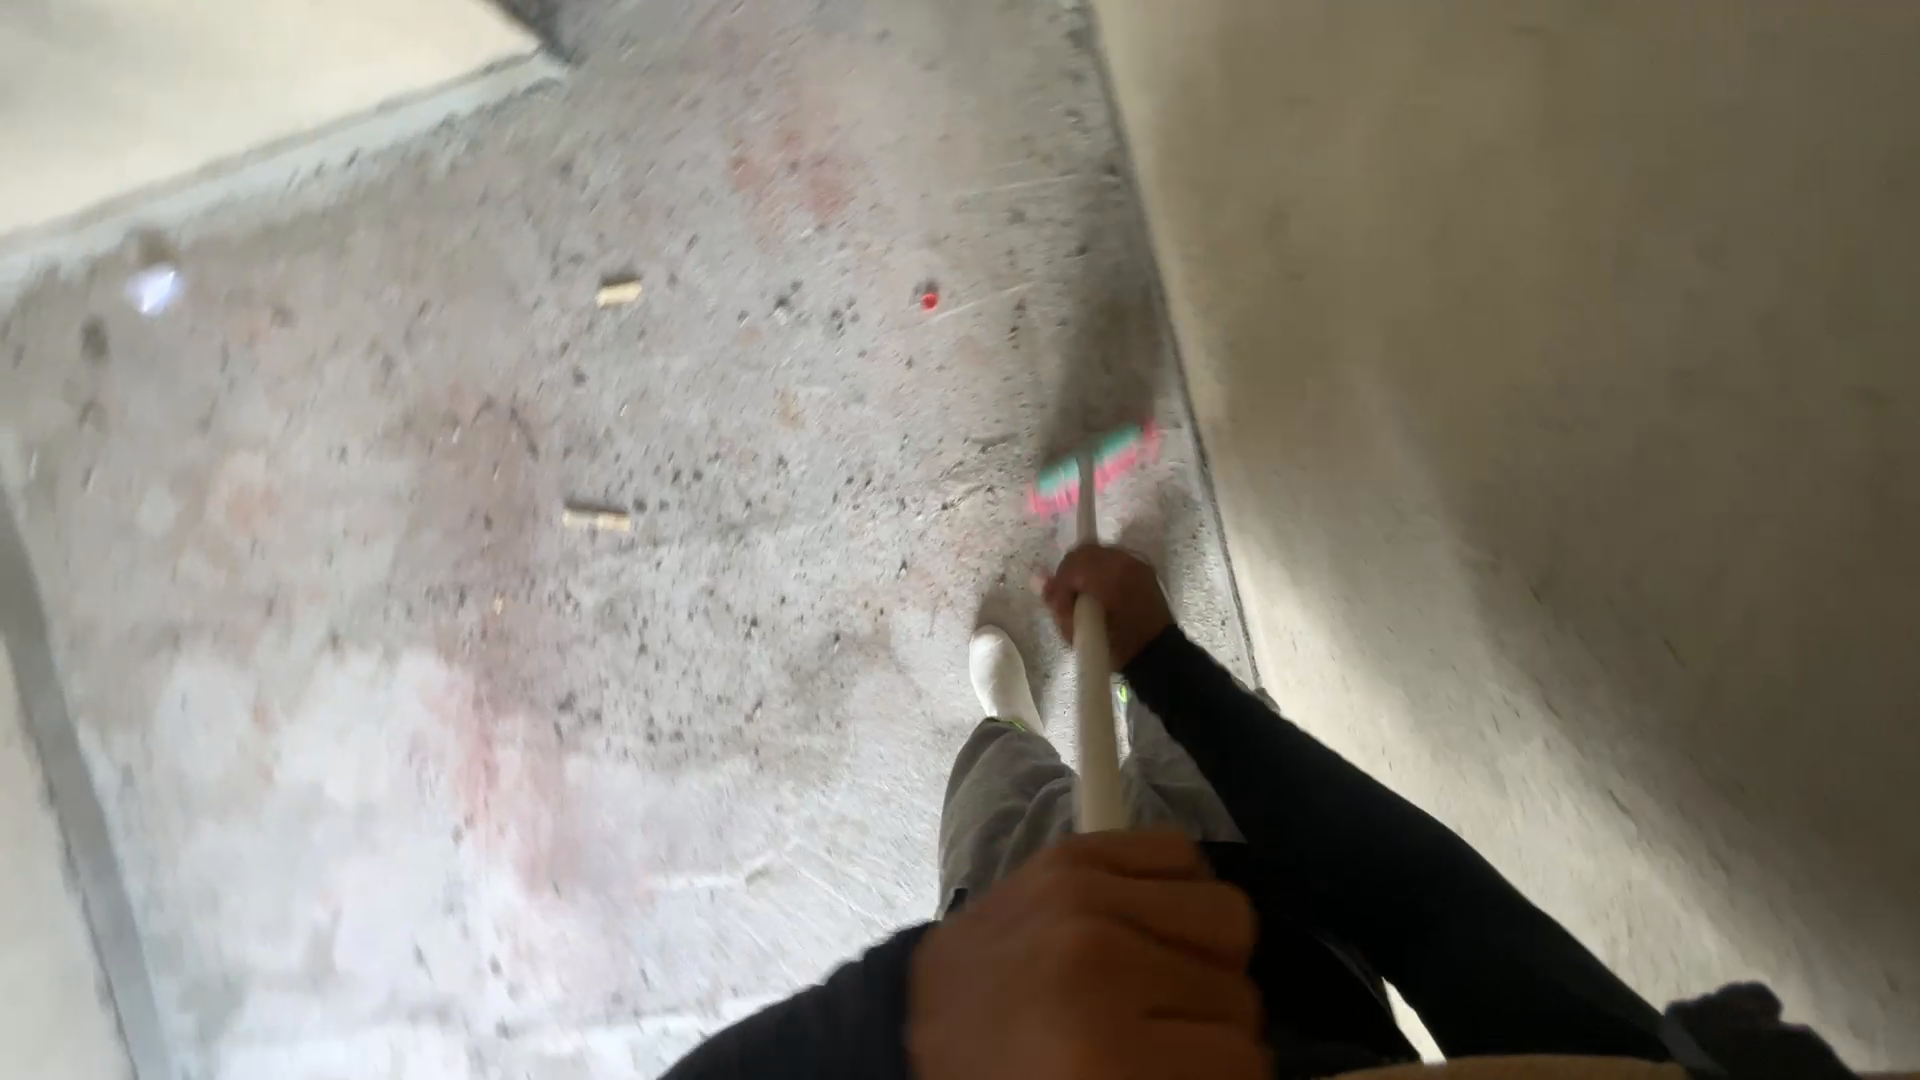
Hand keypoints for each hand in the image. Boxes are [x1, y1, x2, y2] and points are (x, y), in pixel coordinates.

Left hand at [908, 830, 1266, 1079]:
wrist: (918, 1022)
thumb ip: (1182, 1078)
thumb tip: (1245, 1059)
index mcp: (1105, 1057)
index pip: (1245, 1061)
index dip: (1226, 1074)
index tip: (1192, 1070)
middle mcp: (1101, 962)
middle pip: (1238, 992)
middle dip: (1216, 1022)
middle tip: (1172, 1033)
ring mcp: (1084, 894)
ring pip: (1225, 916)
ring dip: (1205, 955)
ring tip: (1163, 973)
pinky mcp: (1072, 852)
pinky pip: (1179, 850)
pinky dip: (1181, 887)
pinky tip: (1150, 919)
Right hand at [1041, 544, 1175, 667]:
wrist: (1157, 653)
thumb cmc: (1116, 646)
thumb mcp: (1077, 632)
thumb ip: (1057, 601)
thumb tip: (1037, 577)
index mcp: (1106, 576)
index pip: (1071, 564)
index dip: (1061, 582)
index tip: (1062, 603)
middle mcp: (1122, 561)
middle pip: (1083, 552)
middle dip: (1072, 571)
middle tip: (1071, 597)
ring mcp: (1135, 561)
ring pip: (1098, 552)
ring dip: (1087, 568)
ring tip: (1088, 593)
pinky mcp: (1143, 567)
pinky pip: (1114, 558)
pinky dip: (1103, 569)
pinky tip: (1103, 590)